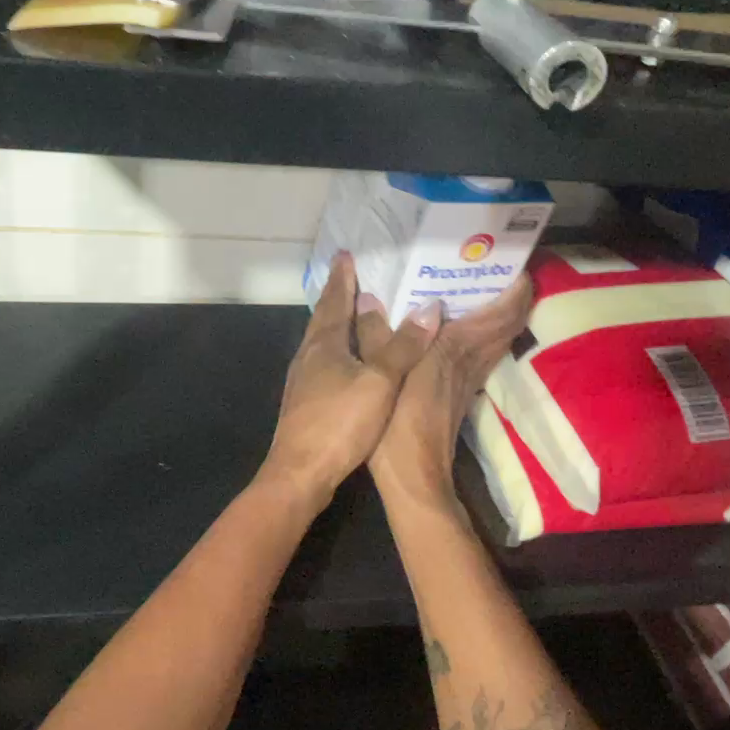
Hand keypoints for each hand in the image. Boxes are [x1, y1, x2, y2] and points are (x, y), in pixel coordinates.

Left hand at [261, 253, 440, 508]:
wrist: (300, 472)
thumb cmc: (340, 422)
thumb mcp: (380, 382)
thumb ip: (403, 346)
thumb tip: (429, 307)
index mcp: (324, 345)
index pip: (334, 301)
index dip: (343, 279)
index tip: (345, 256)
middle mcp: (308, 356)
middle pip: (323, 319)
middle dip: (337, 297)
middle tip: (349, 277)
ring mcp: (302, 381)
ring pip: (321, 342)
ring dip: (336, 324)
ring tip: (352, 315)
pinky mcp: (304, 404)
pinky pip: (323, 364)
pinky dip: (337, 351)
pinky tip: (345, 364)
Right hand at [369, 275, 534, 510]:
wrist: (413, 477)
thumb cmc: (396, 425)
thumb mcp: (379, 374)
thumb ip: (376, 334)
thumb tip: (369, 297)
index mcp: (453, 350)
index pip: (499, 314)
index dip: (515, 288)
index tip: (517, 261)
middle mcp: (469, 361)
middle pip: (507, 324)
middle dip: (514, 295)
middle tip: (502, 266)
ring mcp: (468, 380)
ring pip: (499, 340)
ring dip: (504, 315)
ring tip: (489, 287)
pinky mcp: (461, 394)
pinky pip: (484, 353)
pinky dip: (488, 334)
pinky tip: (467, 328)